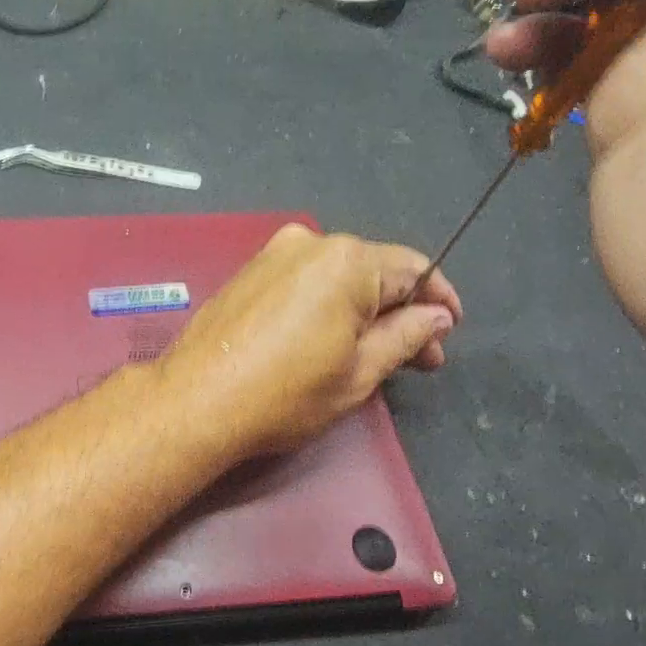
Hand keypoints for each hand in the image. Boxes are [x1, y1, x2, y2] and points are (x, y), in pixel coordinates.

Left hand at [154, 224, 461, 458]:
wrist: (195, 401)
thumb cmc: (285, 394)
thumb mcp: (359, 372)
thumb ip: (405, 336)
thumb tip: (436, 316)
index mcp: (346, 261)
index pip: (413, 268)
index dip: (439, 300)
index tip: (449, 333)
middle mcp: (310, 244)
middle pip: (374, 270)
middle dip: (401, 310)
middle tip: (420, 359)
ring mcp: (274, 255)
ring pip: (338, 276)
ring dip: (365, 309)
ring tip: (378, 356)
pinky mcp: (250, 272)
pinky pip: (305, 280)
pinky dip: (328, 305)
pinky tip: (333, 340)